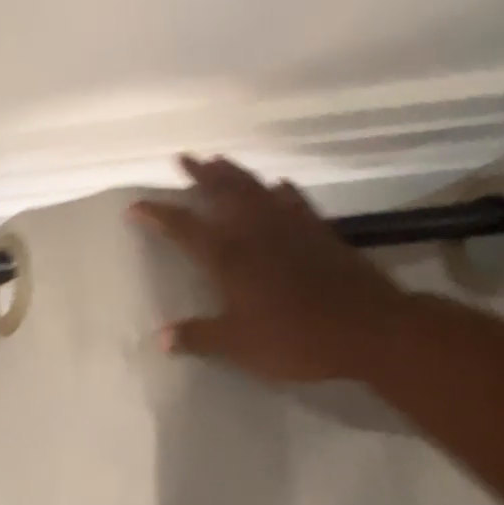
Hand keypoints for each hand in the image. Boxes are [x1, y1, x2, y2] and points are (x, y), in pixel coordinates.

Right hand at [130, 154, 417, 382]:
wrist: (366, 327)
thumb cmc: (295, 338)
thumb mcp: (239, 346)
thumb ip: (199, 337)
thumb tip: (160, 339)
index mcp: (228, 257)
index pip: (183, 228)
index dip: (158, 214)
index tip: (137, 205)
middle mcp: (254, 231)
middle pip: (222, 193)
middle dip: (201, 174)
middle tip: (185, 158)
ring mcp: (290, 226)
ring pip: (256, 188)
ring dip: (235, 173)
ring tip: (220, 160)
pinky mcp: (320, 230)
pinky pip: (295, 200)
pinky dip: (281, 190)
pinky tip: (278, 185)